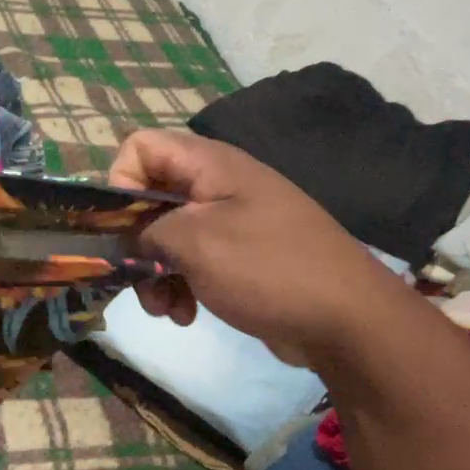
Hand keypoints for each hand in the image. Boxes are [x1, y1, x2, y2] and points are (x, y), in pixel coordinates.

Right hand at [108, 128, 406, 363]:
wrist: (348, 321)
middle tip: (137, 277)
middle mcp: (218, 185)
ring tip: (164, 309)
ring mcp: (231, 222)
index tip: (124, 226)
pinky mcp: (238, 257)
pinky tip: (186, 315)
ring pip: (165, 236)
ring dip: (154, 273)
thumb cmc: (268, 270)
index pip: (141, 147)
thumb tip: (131, 238)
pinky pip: (190, 261)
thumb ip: (147, 230)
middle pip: (148, 198)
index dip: (121, 181)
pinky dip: (179, 287)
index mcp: (211, 166)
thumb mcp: (195, 243)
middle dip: (135, 241)